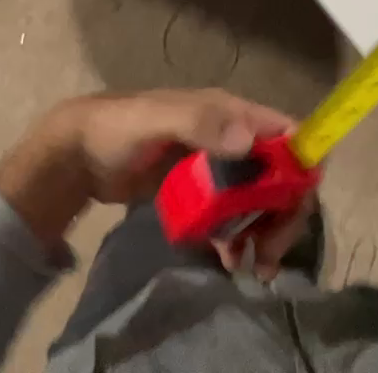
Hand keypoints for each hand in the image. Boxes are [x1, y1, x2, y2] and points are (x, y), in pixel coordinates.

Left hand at [0, 89, 294, 250]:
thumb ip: (198, 122)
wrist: (77, 155)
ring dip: (266, 231)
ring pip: (261, 199)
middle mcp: (230, 137)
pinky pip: (234, 215)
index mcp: (227, 111)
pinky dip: (239, 237)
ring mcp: (215, 167)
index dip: (299, 168)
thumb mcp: (153, 119)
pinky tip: (229, 260)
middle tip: (269, 254)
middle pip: (279, 175)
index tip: (294, 208)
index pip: (285, 134)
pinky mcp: (199, 192)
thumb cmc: (115, 128)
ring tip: (254, 266)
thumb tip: (248, 140)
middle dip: (283, 213)